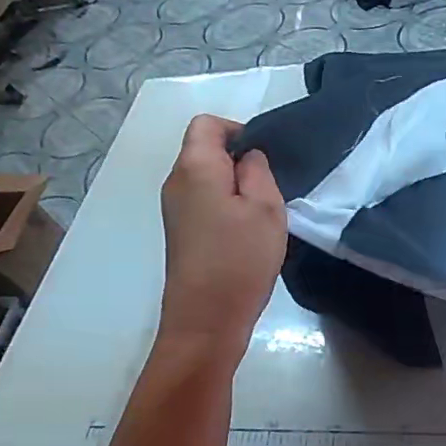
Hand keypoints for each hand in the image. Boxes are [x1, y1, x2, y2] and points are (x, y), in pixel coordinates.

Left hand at [158, 115, 286, 356]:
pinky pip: (205, 206)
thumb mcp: (265, 207)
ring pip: (207, 182)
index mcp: (194, 166)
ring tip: (262, 218)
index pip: (207, 124)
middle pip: (205, 152)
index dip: (238, 130)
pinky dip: (227, 211)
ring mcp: (175, 212)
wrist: (206, 321)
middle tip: (270, 191)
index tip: (264, 159)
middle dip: (239, 163)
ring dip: (236, 191)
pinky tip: (247, 237)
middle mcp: (176, 183)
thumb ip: (258, 170)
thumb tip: (247, 158)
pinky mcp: (181, 236)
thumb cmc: (239, 260)